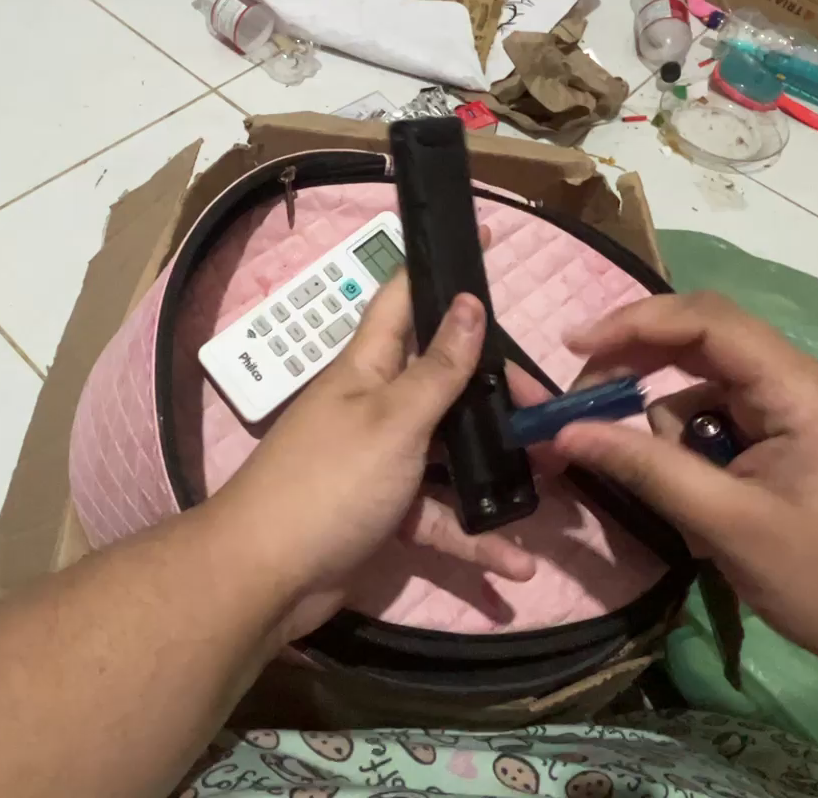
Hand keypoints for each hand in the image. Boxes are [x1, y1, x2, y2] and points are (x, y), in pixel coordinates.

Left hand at [211, 274, 535, 640]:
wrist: (266, 576)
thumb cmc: (331, 481)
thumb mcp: (392, 419)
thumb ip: (437, 367)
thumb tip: (468, 302)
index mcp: (369, 366)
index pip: (405, 296)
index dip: (442, 268)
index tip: (487, 242)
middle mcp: (376, 405)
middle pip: (444, 380)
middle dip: (495, 391)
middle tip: (545, 407)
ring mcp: (381, 460)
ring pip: (449, 451)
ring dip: (494, 467)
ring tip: (551, 477)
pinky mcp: (386, 511)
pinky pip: (438, 516)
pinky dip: (474, 538)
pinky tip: (516, 565)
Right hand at [550, 292, 817, 672]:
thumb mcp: (728, 527)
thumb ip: (646, 470)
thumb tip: (566, 434)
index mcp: (798, 389)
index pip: (706, 321)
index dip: (634, 323)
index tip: (575, 348)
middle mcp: (797, 381)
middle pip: (700, 339)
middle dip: (636, 361)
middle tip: (584, 398)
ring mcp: (793, 406)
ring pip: (701, 381)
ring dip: (664, 420)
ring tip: (660, 484)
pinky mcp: (787, 433)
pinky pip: (717, 414)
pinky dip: (687, 443)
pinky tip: (693, 493)